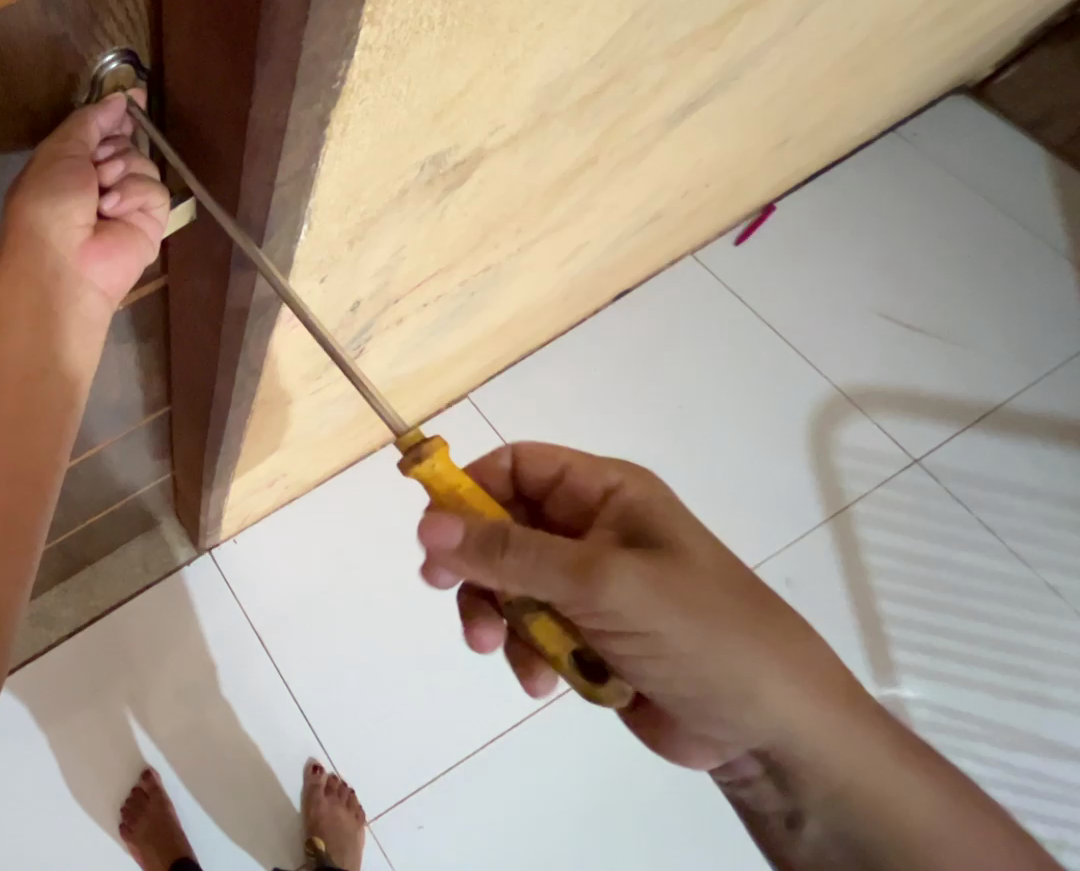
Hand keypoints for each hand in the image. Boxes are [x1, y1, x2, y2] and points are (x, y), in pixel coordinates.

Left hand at [0, 90, 168, 308]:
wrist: (62, 264)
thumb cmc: (47, 204)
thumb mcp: (58, 152)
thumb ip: (89, 122)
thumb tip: (119, 99)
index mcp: (68, 168)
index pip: (101, 133)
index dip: (117, 117)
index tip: (136, 100)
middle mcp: (97, 186)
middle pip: (125, 144)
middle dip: (112, 148)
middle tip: (96, 166)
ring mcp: (125, 206)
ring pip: (143, 164)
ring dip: (121, 171)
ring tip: (102, 194)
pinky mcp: (149, 224)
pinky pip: (156, 191)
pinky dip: (136, 195)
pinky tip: (114, 211)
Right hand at [416, 442, 870, 770]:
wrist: (776, 735)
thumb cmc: (699, 633)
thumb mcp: (598, 583)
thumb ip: (508, 553)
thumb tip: (425, 524)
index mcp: (604, 494)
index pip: (515, 466)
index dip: (468, 488)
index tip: (432, 528)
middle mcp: (589, 529)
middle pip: (497, 526)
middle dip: (472, 563)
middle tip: (442, 587)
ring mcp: (585, 583)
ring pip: (503, 580)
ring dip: (492, 614)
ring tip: (497, 649)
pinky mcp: (584, 631)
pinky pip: (525, 625)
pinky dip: (522, 650)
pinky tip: (542, 680)